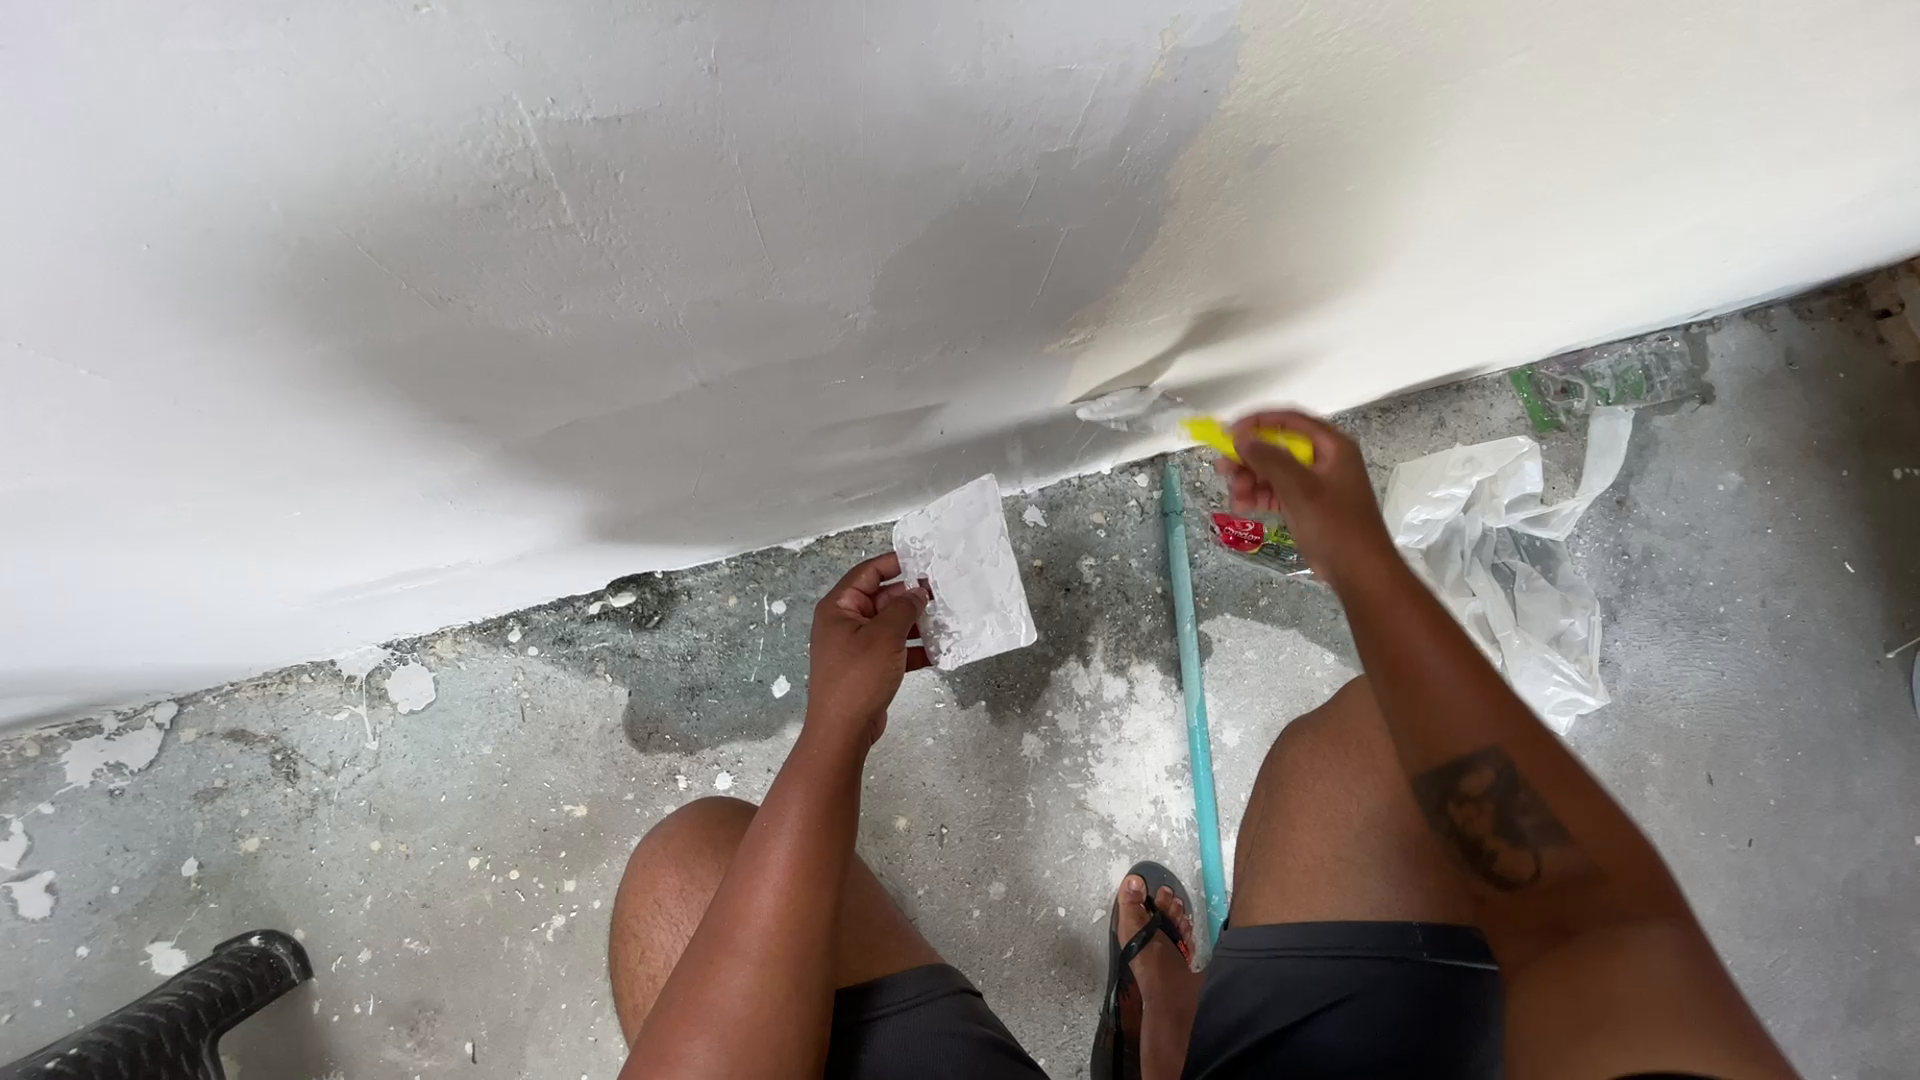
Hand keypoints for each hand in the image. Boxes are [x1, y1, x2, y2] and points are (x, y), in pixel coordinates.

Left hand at [806, 552, 930, 747]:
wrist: (842, 730)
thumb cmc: (858, 677)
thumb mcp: (884, 636)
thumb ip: (904, 608)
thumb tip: (918, 592)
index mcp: (839, 607)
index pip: (868, 573)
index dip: (895, 563)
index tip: (924, 560)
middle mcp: (845, 622)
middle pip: (881, 598)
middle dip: (911, 596)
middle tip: (943, 592)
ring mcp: (856, 646)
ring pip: (890, 625)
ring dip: (916, 623)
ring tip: (946, 619)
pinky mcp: (868, 668)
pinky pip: (893, 649)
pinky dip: (913, 649)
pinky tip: (938, 651)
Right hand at [1212, 409, 1399, 593]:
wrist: (1358, 569)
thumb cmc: (1335, 524)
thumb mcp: (1300, 488)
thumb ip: (1270, 459)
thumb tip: (1241, 438)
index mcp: (1331, 446)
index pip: (1289, 421)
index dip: (1257, 423)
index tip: (1228, 434)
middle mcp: (1322, 459)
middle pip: (1276, 447)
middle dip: (1248, 459)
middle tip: (1224, 469)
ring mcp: (1313, 482)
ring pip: (1272, 471)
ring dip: (1249, 480)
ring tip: (1235, 496)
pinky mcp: (1305, 503)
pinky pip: (1275, 491)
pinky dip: (1258, 496)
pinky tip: (1243, 507)